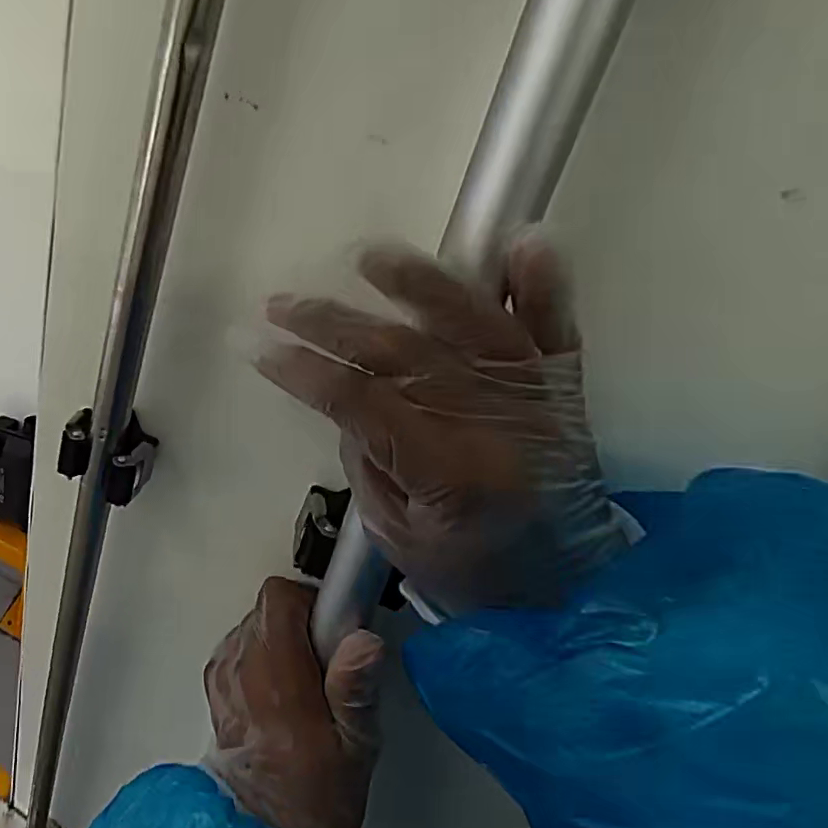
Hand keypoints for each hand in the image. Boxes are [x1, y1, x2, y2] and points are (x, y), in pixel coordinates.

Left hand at [204, 577, 384, 827]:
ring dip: (283, 637)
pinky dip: (263, 653)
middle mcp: (241, 671)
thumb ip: (357, 686)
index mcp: (274, 679)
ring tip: (305, 680)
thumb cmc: (315, 796)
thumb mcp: (356, 745)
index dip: (311, 600)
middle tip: (326, 661)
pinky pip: (241, 643)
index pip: (280, 597)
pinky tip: (282, 688)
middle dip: (303, 622)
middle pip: (269, 607)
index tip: (332, 626)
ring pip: (256, 622)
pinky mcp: (215, 685)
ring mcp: (224, 676)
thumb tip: (362, 641)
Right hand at [255, 236, 626, 612]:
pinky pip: (554, 323)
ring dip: (414, 280)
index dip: (302, 370)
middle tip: (280, 305)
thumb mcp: (397, 535)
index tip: (258, 348)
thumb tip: (348, 398)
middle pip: (398, 348)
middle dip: (328, 323)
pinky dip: (540, 283)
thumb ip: (368, 460)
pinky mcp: (562, 382)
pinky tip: (519, 244)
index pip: (359, 399)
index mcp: (447, 469)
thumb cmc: (473, 569)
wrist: (568, 583)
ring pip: (469, 316)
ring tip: (367, 258)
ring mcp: (531, 391)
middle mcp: (490, 416)